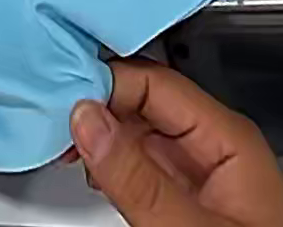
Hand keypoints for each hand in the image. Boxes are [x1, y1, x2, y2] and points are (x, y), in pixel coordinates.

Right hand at [70, 59, 282, 226]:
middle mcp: (210, 146)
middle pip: (143, 99)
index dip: (108, 83)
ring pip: (135, 128)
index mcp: (227, 139)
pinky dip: (106, 158)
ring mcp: (194, 173)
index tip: (65, 96)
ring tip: (61, 138)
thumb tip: (86, 116)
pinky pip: (135, 159)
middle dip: (98, 103)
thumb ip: (138, 177)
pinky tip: (85, 164)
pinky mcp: (180, 200)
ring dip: (97, 130)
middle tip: (55, 114)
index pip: (155, 82)